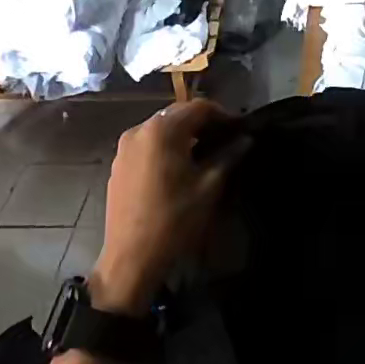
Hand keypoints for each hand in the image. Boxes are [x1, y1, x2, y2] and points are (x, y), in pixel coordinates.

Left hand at [91, 99, 240, 314]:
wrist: (132, 256)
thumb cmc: (175, 219)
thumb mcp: (209, 186)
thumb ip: (228, 156)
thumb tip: (245, 139)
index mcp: (162, 131)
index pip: (198, 107)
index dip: (223, 114)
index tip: (240, 129)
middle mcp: (139, 130)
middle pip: (177, 114)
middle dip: (203, 122)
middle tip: (227, 138)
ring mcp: (124, 147)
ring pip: (161, 128)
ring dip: (185, 134)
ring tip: (206, 152)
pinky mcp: (119, 164)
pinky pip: (148, 143)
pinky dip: (167, 146)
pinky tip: (181, 166)